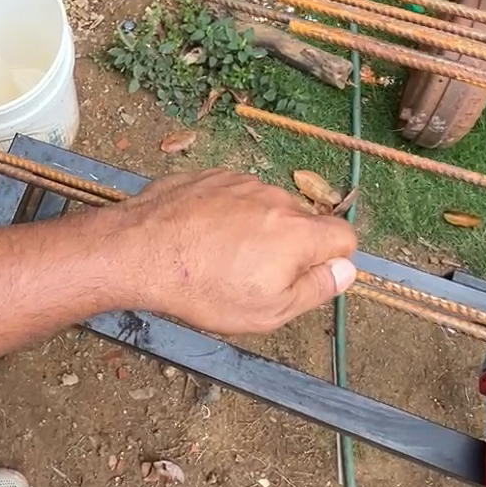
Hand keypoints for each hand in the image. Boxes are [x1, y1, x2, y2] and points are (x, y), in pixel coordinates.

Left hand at [91, 168, 357, 333]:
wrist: (139, 252)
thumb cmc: (204, 290)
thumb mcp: (268, 311)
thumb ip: (316, 289)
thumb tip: (346, 270)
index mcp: (298, 232)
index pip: (343, 236)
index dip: (330, 260)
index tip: (301, 277)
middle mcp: (274, 197)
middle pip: (300, 221)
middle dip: (286, 245)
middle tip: (250, 274)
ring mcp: (238, 182)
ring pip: (263, 206)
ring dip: (252, 227)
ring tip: (217, 256)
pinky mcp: (207, 175)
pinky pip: (230, 195)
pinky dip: (222, 213)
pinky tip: (197, 235)